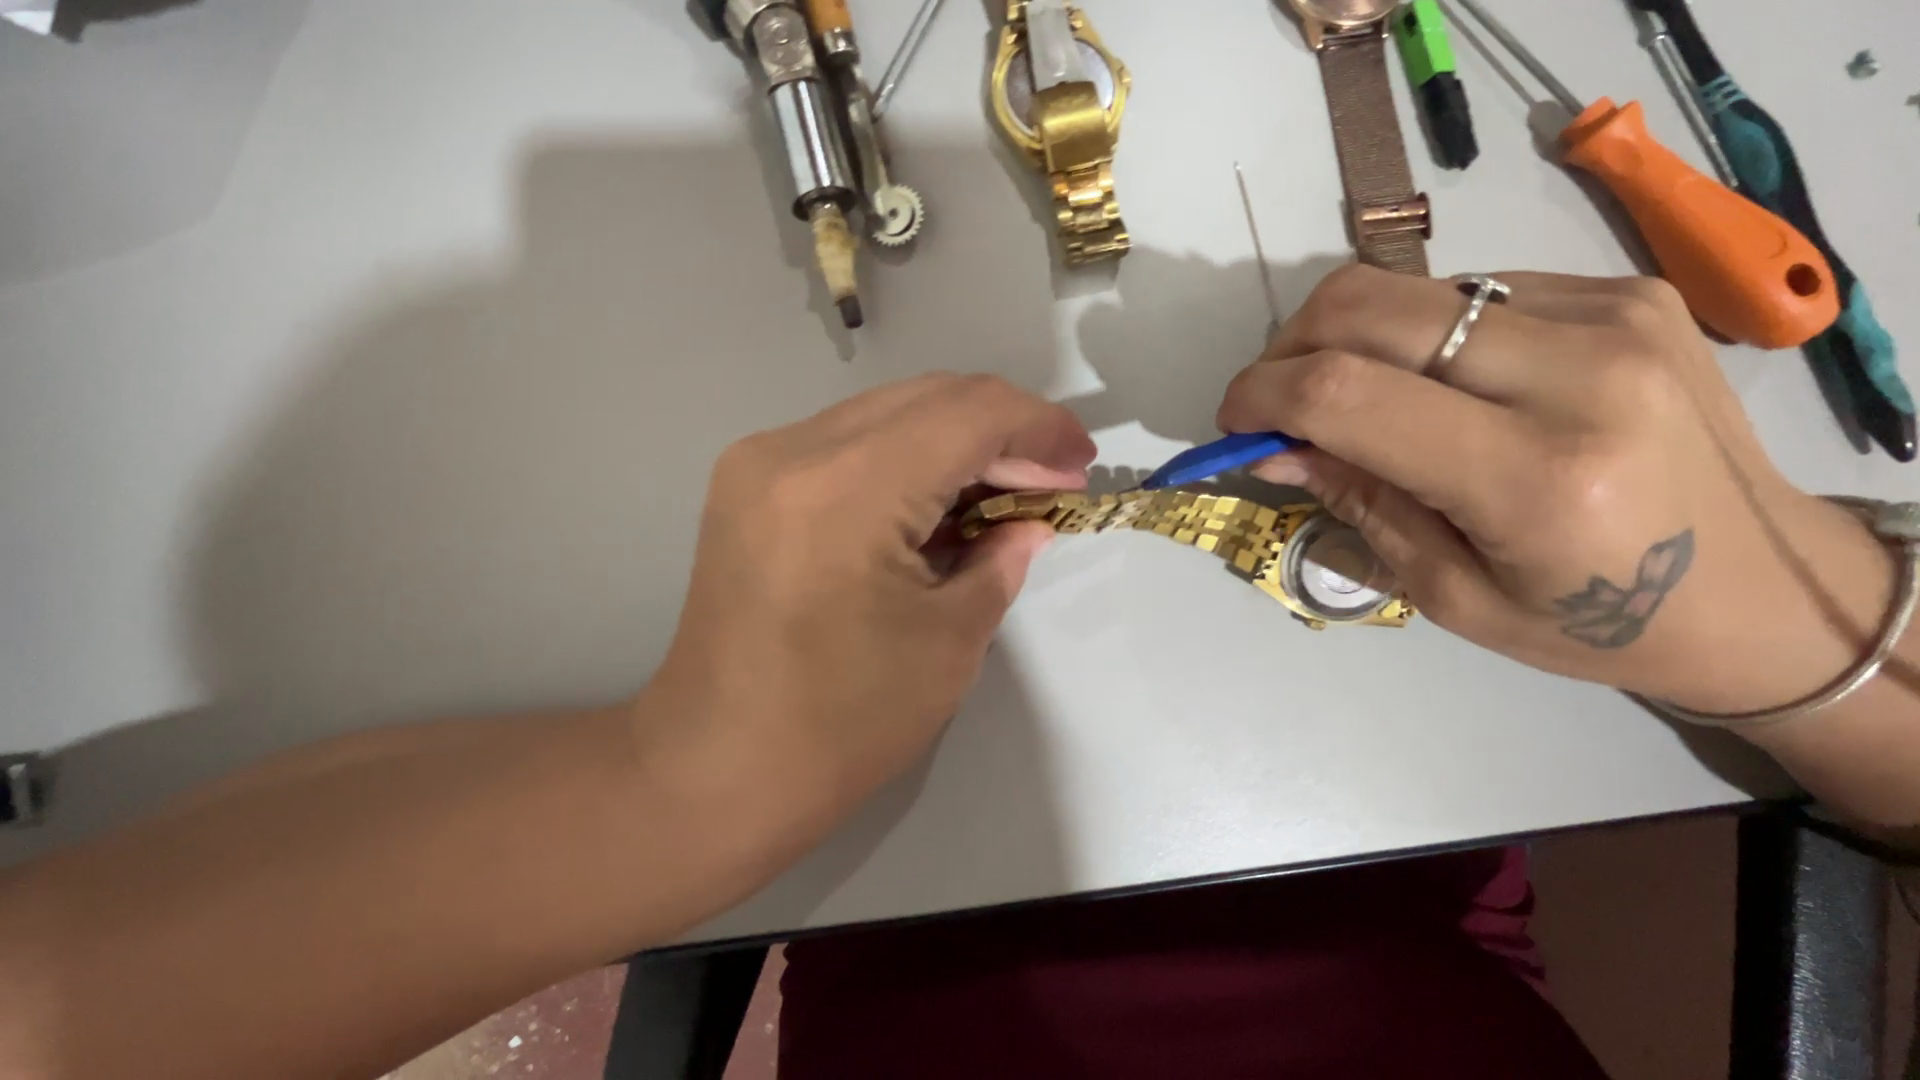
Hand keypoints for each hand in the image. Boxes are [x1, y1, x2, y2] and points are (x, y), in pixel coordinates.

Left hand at [645, 374, 1094, 849]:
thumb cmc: (843, 724)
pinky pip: (846, 441)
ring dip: (953, 440)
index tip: (1079, 464)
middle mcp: (794, 451)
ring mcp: (758, 462)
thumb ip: (1001, 561)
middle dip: (1002, 430)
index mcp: (847, 491)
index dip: (1038, 427)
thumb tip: (1030, 522)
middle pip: (927, 396)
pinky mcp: (745, 483)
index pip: (968, 414)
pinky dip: (903, 457)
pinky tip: (934, 502)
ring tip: (1000, 492)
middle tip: (1049, 480)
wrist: (717, 768)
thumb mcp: (949, 643)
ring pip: (886, 412)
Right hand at [1218, 266, 1894, 715]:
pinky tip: (1436, 383)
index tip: (1234, 421)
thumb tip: (1273, 446)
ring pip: (1410, 287)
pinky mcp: (1626, 290)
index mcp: (1533, 476)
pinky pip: (1469, 290)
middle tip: (1276, 402)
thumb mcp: (1452, 594)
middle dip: (1288, 348)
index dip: (1262, 393)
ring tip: (1355, 399)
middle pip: (1367, 307)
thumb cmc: (1597, 622)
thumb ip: (1359, 503)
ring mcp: (1611, 315)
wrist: (1771, 590)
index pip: (1347, 392)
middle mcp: (1579, 371)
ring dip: (1350, 338)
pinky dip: (1418, 332)